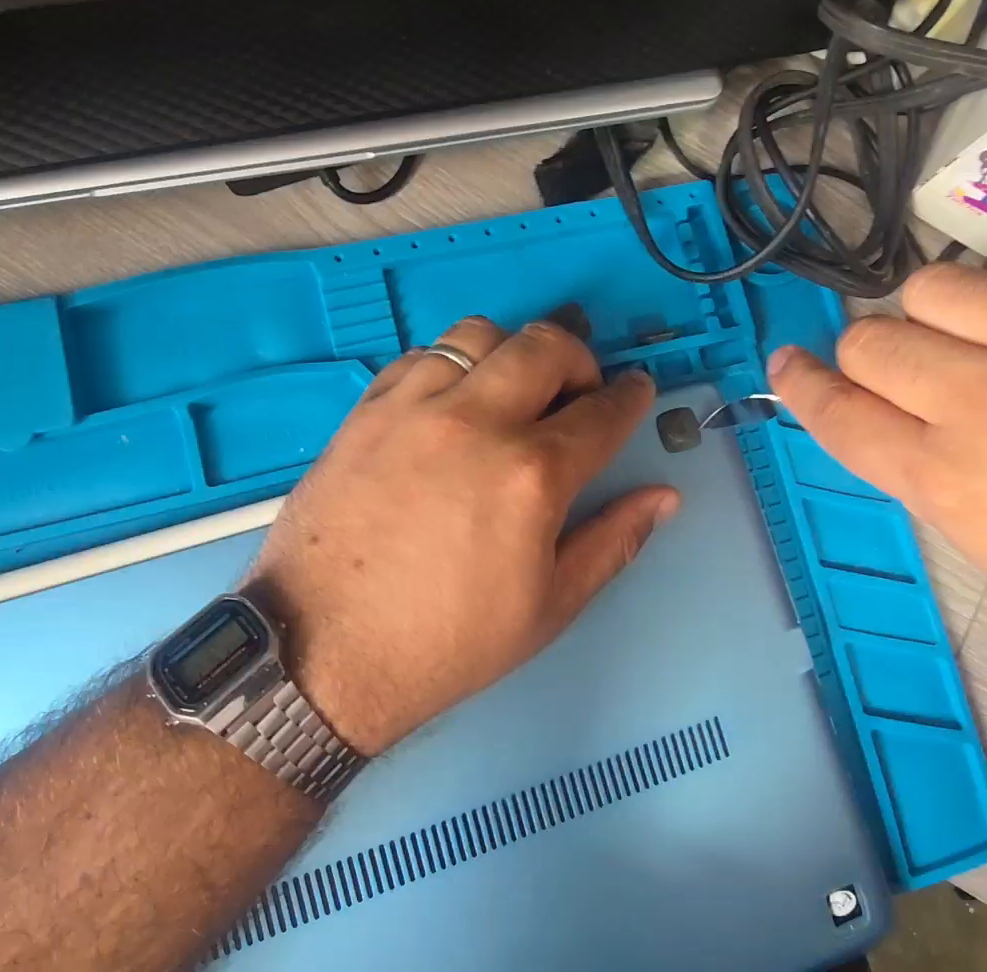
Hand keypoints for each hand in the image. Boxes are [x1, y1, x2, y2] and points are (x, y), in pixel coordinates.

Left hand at [247, 316, 677, 755]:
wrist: (322, 652)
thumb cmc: (446, 643)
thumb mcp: (549, 607)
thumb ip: (613, 541)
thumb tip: (664, 497)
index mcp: (533, 474)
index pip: (602, 412)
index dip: (630, 397)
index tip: (636, 392)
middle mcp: (477, 422)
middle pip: (545, 346)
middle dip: (580, 359)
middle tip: (579, 391)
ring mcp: (414, 409)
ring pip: (479, 334)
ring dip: (513, 352)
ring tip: (513, 391)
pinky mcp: (365, 412)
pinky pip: (420, 355)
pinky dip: (452, 363)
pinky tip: (453, 401)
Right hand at [769, 242, 986, 654]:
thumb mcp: (985, 540)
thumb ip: (913, 466)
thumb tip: (866, 403)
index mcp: (949, 481)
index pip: (837, 412)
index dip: (801, 385)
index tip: (787, 364)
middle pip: (870, 341)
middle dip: (872, 358)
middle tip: (912, 372)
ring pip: (930, 286)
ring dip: (933, 315)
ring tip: (974, 337)